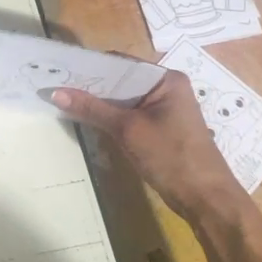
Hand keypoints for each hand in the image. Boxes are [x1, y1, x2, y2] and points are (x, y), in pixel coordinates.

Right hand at [49, 72, 253, 224]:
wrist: (205, 197)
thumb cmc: (171, 156)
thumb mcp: (128, 129)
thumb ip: (92, 108)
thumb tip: (56, 92)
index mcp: (166, 80)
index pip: (122, 64)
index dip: (91, 67)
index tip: (60, 71)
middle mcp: (166, 89)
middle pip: (122, 81)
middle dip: (92, 86)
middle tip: (56, 86)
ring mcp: (164, 109)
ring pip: (123, 100)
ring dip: (99, 103)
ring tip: (64, 101)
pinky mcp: (159, 128)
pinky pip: (129, 115)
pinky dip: (109, 117)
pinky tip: (87, 119)